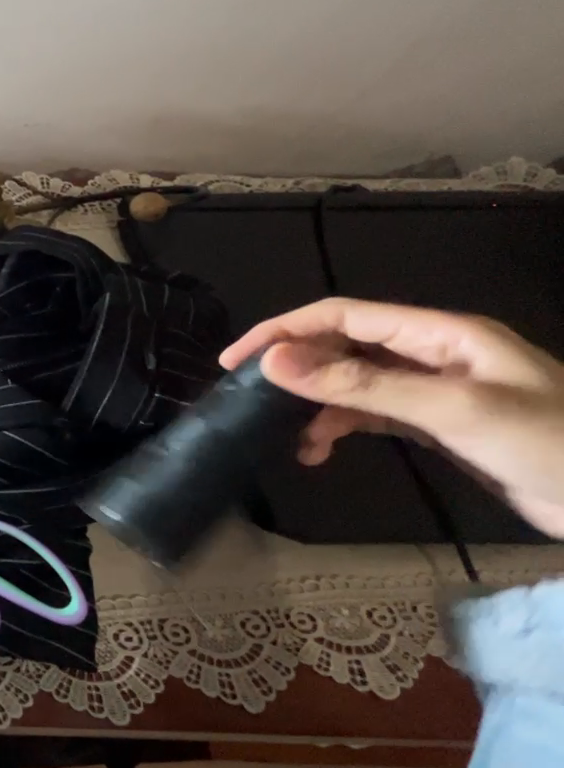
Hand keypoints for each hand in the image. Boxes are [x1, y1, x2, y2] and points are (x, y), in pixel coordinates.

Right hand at [220, 297, 563, 538]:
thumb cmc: (550, 444)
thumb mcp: (450, 410)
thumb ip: (359, 385)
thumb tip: (270, 362)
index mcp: (440, 335)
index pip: (341, 316)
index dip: (283, 331)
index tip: (234, 362)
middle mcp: (431, 354)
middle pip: (340, 347)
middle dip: (293, 371)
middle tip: (247, 401)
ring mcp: (433, 389)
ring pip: (348, 384)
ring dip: (313, 407)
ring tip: (293, 440)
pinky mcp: (435, 423)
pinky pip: (366, 414)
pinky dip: (336, 427)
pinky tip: (318, 450)